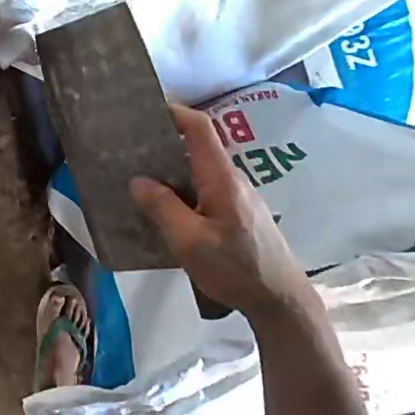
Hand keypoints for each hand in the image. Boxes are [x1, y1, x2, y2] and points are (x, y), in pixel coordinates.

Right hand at [130, 104, 320, 325]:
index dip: (175, 112)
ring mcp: (238, 198)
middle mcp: (232, 180)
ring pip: (200, 171)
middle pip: (198, 147)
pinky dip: (182, 190)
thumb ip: (163, 208)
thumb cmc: (236, 268)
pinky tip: (166, 210)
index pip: (200, 128)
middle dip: (165, 142)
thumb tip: (138, 181)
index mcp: (221, 178)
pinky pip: (205, 190)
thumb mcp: (189, 241)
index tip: (146, 111)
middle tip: (132, 149)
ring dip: (172, 170)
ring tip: (141, 178)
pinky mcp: (239, 216)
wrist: (282, 303)